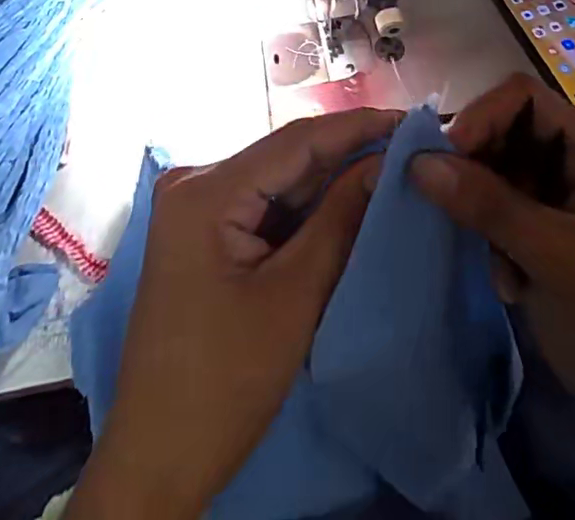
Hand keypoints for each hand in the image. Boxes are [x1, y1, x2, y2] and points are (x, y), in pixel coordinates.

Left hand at [70, 108, 397, 519]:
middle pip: (286, 157)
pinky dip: (307, 207)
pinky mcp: (204, 234)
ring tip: (394, 165)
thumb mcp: (296, 294)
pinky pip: (265, 206)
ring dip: (332, 178)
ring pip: (279, 180)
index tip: (415, 119)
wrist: (160, 455)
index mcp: (205, 192)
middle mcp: (194, 184)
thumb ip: (342, 217)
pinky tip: (351, 198)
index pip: (296, 141)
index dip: (359, 126)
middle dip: (349, 152)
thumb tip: (387, 162)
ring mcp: (195, 209)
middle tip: (412, 145)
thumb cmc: (227, 381)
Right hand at [413, 76, 574, 517]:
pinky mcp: (545, 235)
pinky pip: (498, 214)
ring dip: (483, 215)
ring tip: (500, 265)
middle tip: (457, 215)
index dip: (481, 118)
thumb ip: (489, 204)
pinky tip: (511, 283)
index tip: (444, 160)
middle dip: (477, 172)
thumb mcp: (556, 257)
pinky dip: (492, 242)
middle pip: (505, 134)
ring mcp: (561, 201)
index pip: (525, 99)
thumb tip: (419, 161)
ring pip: (495, 176)